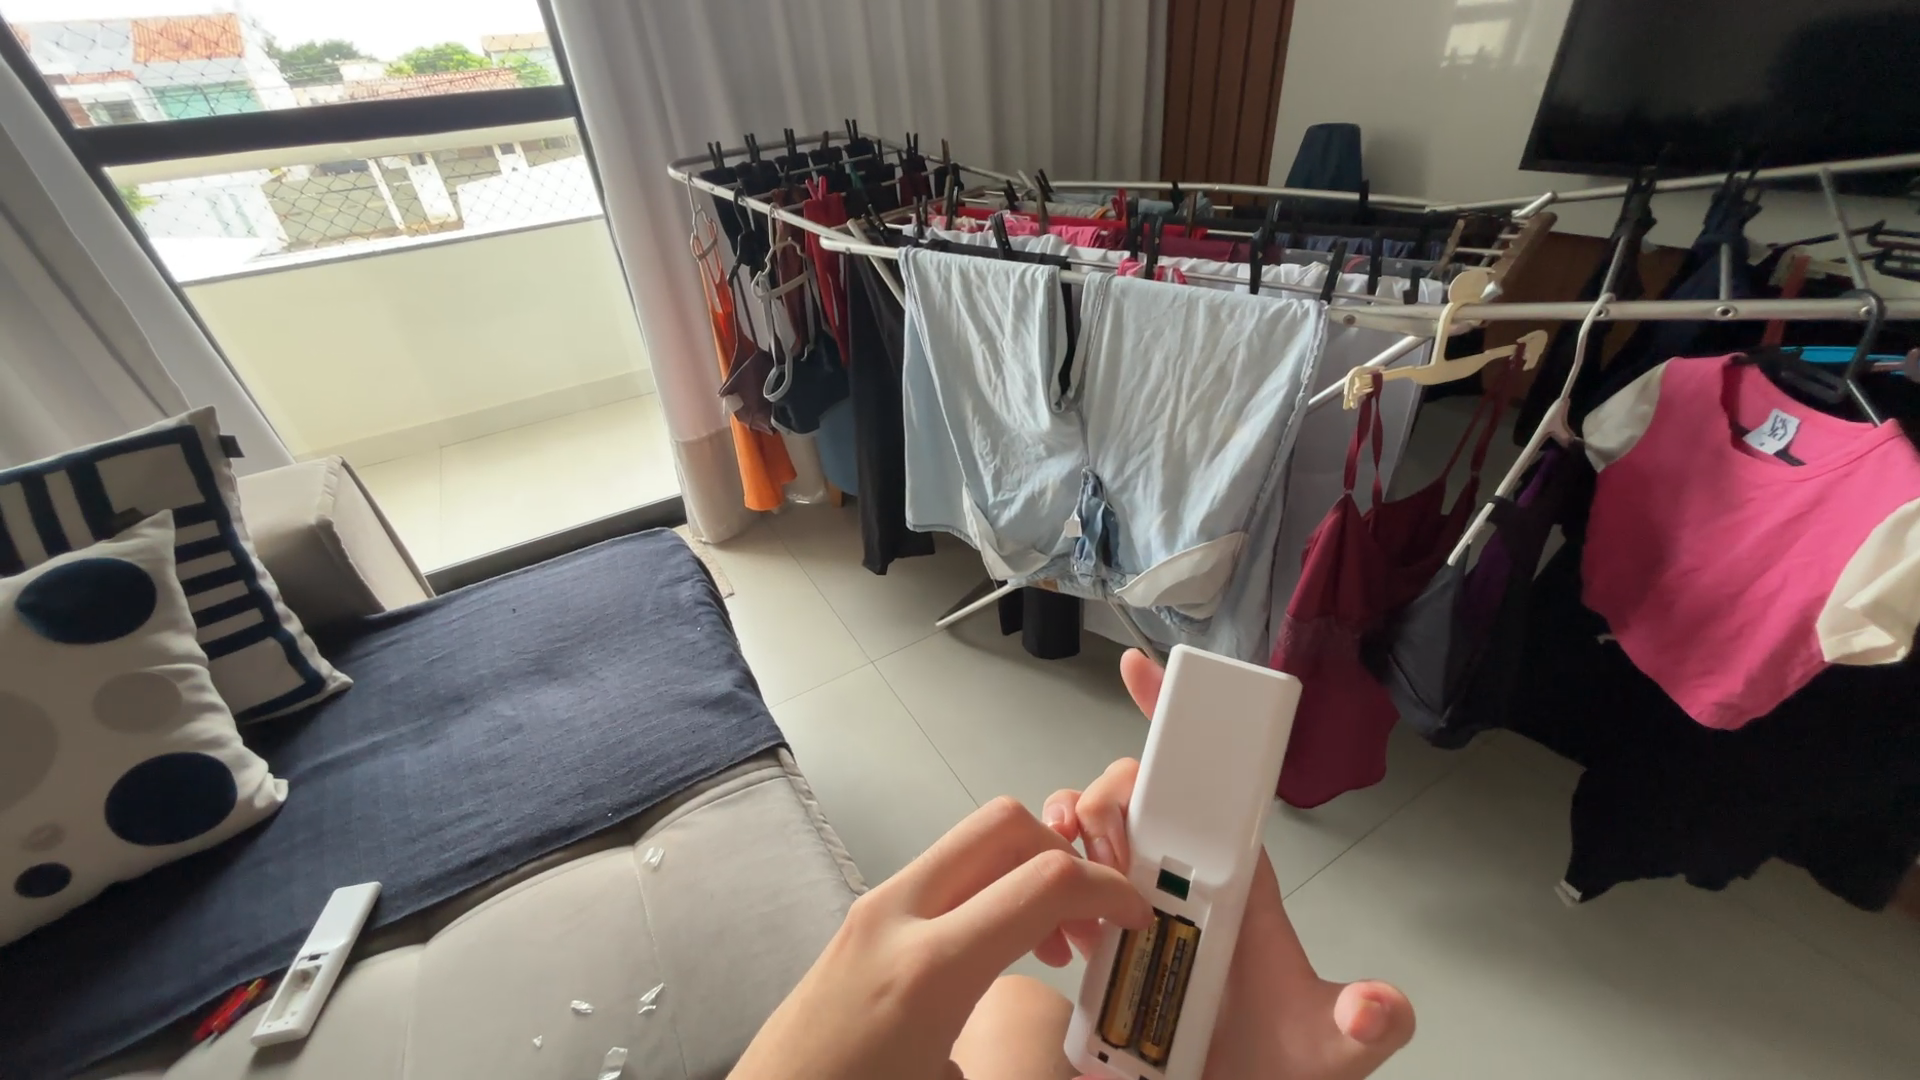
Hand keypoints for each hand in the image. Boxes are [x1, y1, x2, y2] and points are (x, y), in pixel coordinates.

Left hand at [730, 795, 1151, 1079]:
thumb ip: (1028, 1053)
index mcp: (928, 971)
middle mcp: (897, 916)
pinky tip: (1002, 946)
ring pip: (972, 839)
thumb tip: (1082, 1055)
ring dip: (1027, 870)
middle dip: (1063, 853)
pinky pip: (946, 870)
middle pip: (1002, 823)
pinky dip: (992, 886)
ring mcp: (876, 906)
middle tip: (1089, 916)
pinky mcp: (866, 914)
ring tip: (1053, 941)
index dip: (1105, 890)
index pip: (1042, 882)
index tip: (1131, 915)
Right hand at [1042, 649, 1415, 1079]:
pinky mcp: (1100, 919)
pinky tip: (1051, 902)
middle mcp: (1180, 868)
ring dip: (1070, 825)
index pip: (1205, 779)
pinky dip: (1047, 866)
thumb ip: (1358, 1025)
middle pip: (1134, 789)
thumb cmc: (1269, 1065)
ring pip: (1090, 820)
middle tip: (1103, 843)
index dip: (1172, 718)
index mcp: (1231, 870)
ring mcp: (1136, 891)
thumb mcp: (1324, 1049)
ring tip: (1071, 868)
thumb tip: (1380, 1002)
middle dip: (1109, 793)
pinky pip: (1061, 866)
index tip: (1138, 670)